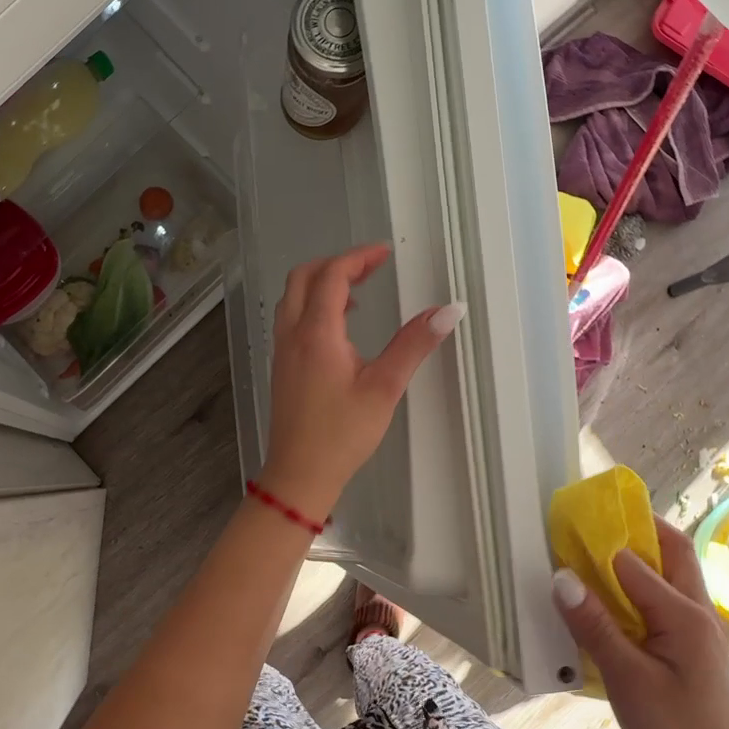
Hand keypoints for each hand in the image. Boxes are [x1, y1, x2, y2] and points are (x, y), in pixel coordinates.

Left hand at [260, 244, 462, 517]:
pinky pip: (291, 320)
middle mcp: (292, 336)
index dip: (358, 258)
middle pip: (302, 278)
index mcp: (316, 334)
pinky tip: (339, 329)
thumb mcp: (384, 388)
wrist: (299, 473)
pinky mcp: (282, 368)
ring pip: (292, 299)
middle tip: (371, 267)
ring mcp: (282, 352)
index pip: (332, 276)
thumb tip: (447, 311)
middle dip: (336, 264)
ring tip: (358, 293)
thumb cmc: (342, 434)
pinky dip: (311, 307)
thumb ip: (412, 345)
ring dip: (321, 285)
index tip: (385, 254)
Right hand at [551, 520, 728, 728]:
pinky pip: (665, 603)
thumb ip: (594, 624)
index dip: (602, 540)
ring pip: (671, 577)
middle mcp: (697, 613)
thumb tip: (562, 576)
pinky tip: (612, 605)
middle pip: (672, 553)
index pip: (636, 561)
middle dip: (638, 529)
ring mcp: (698, 631)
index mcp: (684, 614)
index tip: (568, 524)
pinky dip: (639, 590)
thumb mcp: (626, 677)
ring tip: (596, 556)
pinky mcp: (691, 649)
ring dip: (639, 559)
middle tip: (597, 522)